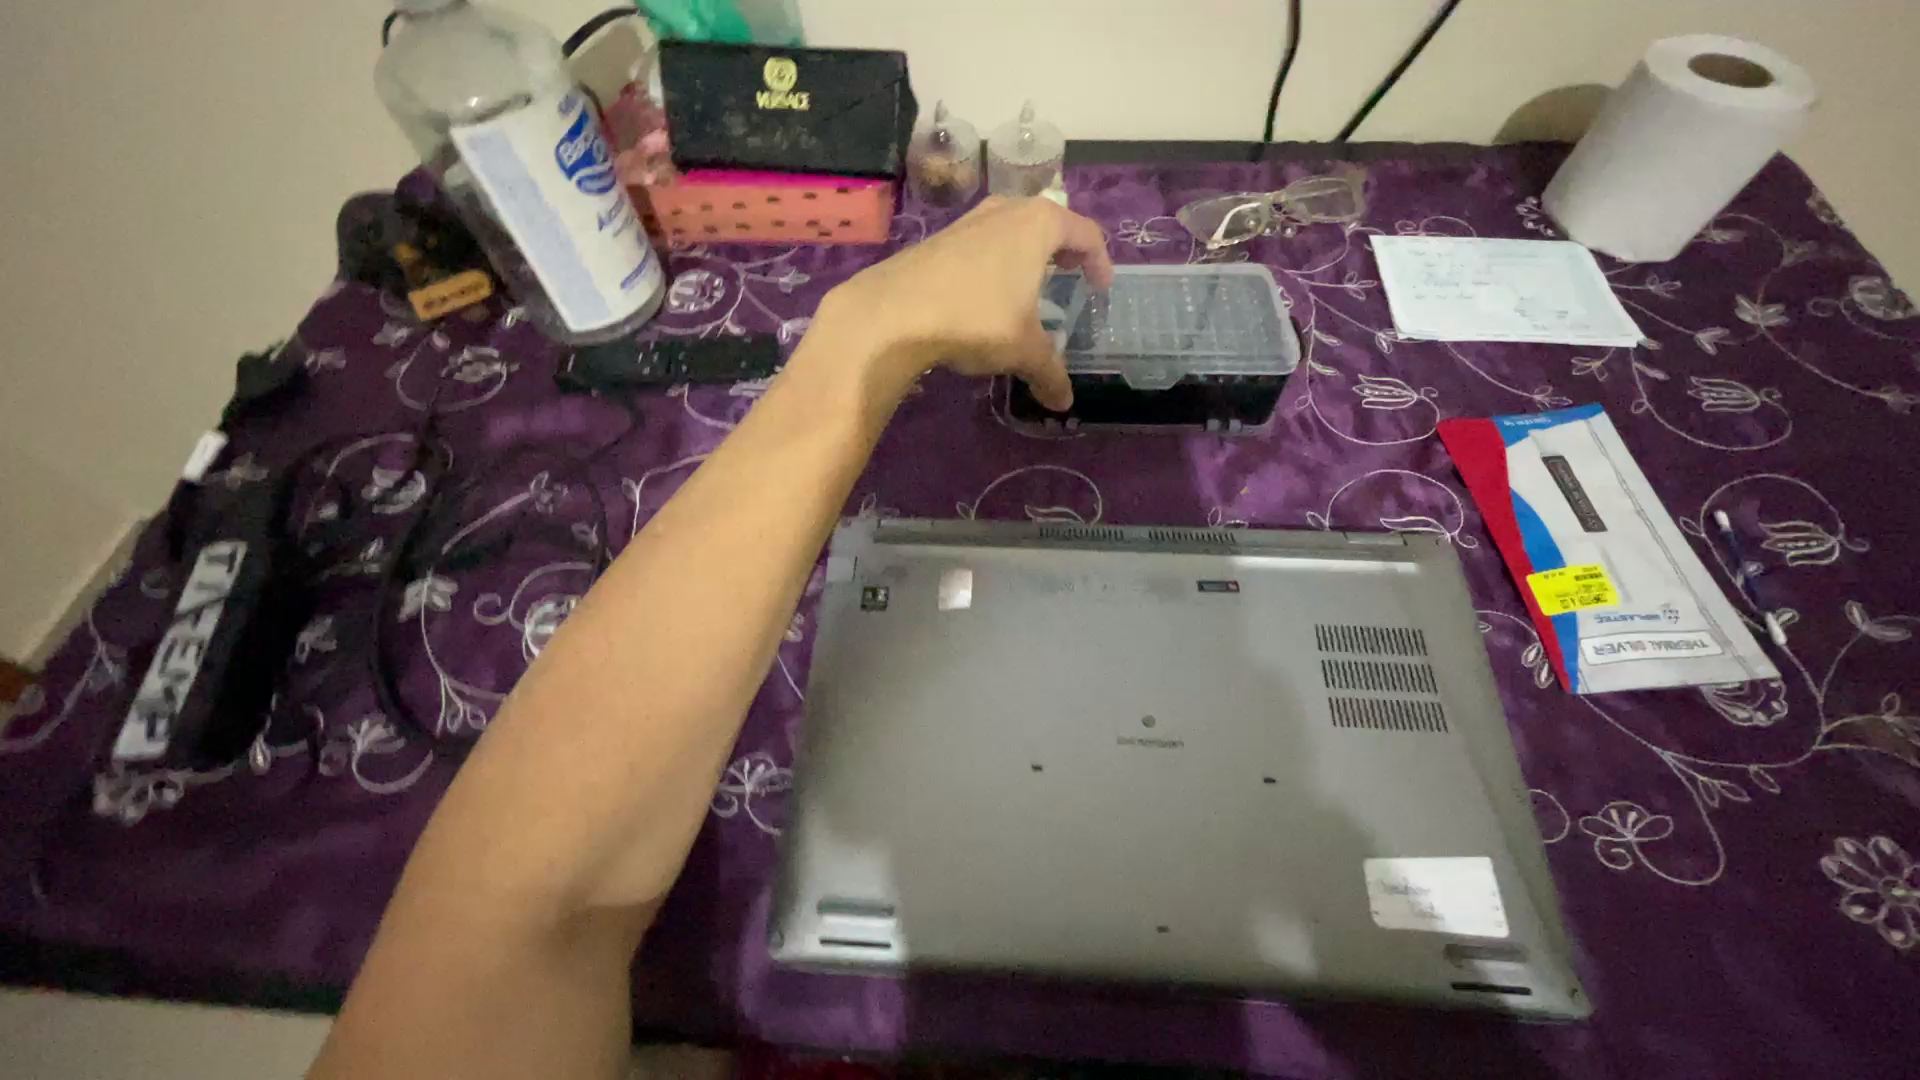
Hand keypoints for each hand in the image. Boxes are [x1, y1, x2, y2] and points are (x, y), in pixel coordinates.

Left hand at [809, 196, 1114, 410]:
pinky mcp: (938, 240)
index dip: (1100, 262)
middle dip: (1063, 249)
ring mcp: (967, 221)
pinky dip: (993, 263)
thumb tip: (1064, 403)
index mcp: (1039, 225)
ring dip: (1025, 254)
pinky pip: (981, 246)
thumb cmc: (975, 319)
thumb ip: (1049, 372)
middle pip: (1048, 222)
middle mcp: (1006, 211)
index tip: (1101, 288)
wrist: (892, 313)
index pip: (1086, 234)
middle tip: (1069, 276)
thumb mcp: (1022, 350)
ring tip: (1027, 286)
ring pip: (1010, 230)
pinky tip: (984, 296)